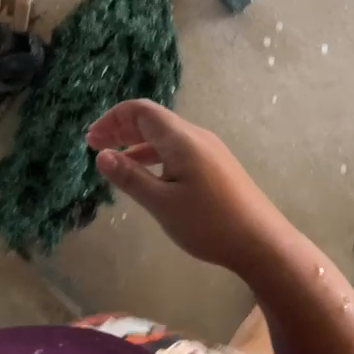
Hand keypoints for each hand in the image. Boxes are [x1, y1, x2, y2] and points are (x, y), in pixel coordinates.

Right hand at [87, 100, 298, 277]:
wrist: (262, 243)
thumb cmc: (208, 223)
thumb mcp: (162, 203)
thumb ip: (130, 177)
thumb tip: (101, 155)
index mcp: (181, 138)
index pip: (140, 111)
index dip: (112, 119)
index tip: (91, 140)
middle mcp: (195, 136)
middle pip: (152, 119)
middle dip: (121, 128)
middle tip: (95, 146)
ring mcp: (208, 150)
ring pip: (165, 135)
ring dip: (137, 142)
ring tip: (115, 159)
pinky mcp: (216, 165)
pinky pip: (178, 148)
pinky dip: (155, 154)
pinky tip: (146, 174)